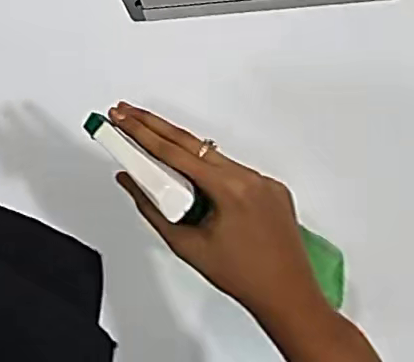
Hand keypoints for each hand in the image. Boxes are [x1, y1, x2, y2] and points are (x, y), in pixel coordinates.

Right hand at [109, 104, 379, 361]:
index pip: (173, 151)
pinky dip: (204, 161)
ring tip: (148, 133)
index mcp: (230, 190)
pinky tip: (186, 161)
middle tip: (126, 111)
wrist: (293, 302)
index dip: (140, 131)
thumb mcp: (185, 244)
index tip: (120, 118)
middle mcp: (249, 179)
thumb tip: (128, 179)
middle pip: (189, 141)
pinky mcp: (270, 188)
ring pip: (209, 152)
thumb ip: (150, 207)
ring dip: (177, 142)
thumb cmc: (246, 280)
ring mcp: (262, 182)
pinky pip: (229, 165)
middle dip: (152, 124)